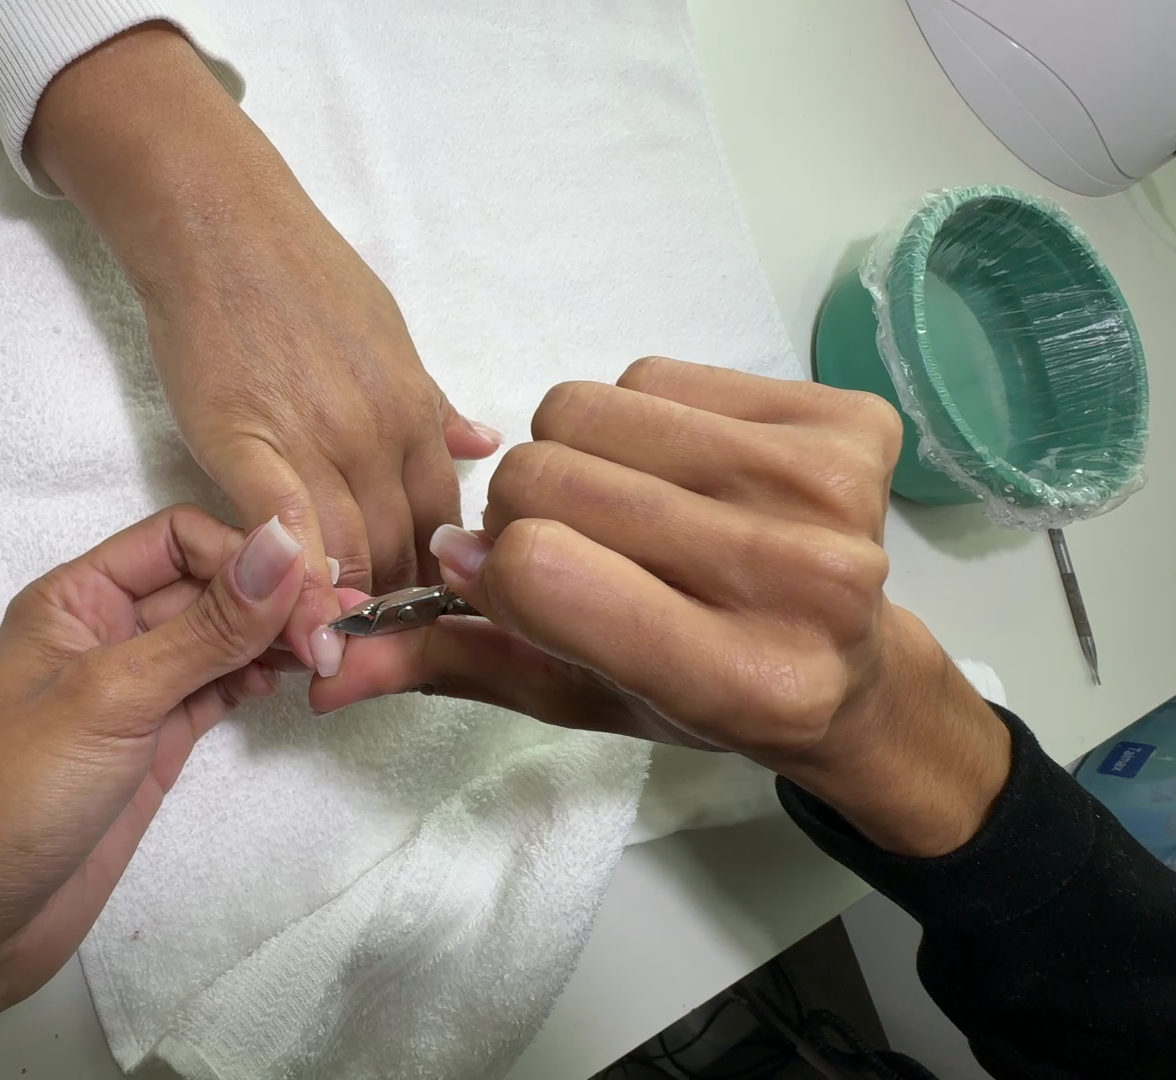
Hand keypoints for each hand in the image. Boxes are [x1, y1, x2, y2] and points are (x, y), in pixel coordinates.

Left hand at [0, 508, 303, 1075]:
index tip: (309, 591)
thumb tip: (283, 544)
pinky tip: (282, 681)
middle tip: (336, 629)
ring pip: (219, 636)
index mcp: (79, 596)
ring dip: (271, 637)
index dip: (246, 554)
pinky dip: (252, 676)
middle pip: (207, 586)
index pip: (180, 540)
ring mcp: (136, 686)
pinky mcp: (156, 735)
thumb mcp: (114, 696)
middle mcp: (109, 628)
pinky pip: (216, 684)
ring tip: (326, 653)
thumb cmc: (17, 793)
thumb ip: (207, 624)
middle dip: (271, 599)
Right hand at [27, 25, 501, 677]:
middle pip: (401, 547)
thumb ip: (432, 403)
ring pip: (352, 550)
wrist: (215, 224)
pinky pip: (286, 529)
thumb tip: (486, 444)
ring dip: (352, 609)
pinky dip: (300, 586)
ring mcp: (318, 437)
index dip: (434, 578)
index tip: (418, 615)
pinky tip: (302, 632)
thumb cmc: (299, 276)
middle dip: (395, 606)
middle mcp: (379, 432)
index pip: (441, 521)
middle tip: (380, 655)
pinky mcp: (246, 441)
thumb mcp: (388, 335)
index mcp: (415, 409)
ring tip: (343, 658)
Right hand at [313, 358, 1010, 857]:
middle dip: (523, 509)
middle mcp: (802, 578)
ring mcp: (834, 486)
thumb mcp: (561, 697)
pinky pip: (651, 372)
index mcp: (733, 676)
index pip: (538, 567)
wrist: (848, 669)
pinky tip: (674, 474)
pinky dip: (632, 420)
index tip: (502, 578)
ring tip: (618, 508)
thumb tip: (324, 674)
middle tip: (568, 547)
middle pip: (549, 475)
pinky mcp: (851, 417)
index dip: (489, 566)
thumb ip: (446, 667)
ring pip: (588, 409)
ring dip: (571, 458)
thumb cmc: (690, 699)